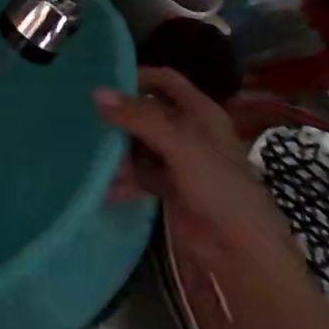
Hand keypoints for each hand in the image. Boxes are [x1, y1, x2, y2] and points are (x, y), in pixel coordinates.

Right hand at [93, 68, 295, 263]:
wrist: (242, 251)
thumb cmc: (219, 185)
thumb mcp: (179, 144)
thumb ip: (139, 117)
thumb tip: (96, 92)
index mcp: (201, 112)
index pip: (166, 80)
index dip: (139, 76)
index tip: (105, 80)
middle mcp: (190, 132)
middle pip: (149, 113)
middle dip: (121, 115)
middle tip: (87, 115)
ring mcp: (180, 162)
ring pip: (142, 145)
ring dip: (119, 149)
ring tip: (91, 152)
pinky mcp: (171, 190)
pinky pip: (141, 176)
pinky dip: (124, 180)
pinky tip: (104, 186)